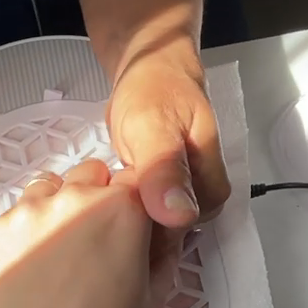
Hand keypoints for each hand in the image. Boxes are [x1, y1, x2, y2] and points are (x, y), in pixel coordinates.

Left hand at [0, 160, 175, 307]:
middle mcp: (77, 196)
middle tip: (96, 249)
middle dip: (100, 200)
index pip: (143, 180)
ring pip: (54, 185)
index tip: (135, 235)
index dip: (140, 207)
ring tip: (61, 254)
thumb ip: (164, 254)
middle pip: (96, 175)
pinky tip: (33, 266)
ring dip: (63, 206)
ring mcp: (32, 207)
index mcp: (124, 208)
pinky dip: (30, 228)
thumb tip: (162, 234)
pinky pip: (21, 211)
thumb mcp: (154, 302)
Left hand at [106, 44, 230, 228]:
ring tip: (98, 215)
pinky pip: (146, 219)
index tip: (113, 227)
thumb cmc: (152, 91)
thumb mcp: (153, 126)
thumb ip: (165, 170)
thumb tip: (180, 216)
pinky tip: (104, 211)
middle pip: (169, 237)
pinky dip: (124, 218)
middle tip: (98, 218)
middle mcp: (201, 196)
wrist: (148, 70)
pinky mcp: (162, 194)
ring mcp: (182, 196)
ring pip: (157, 231)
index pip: (181, 233)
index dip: (147, 236)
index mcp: (209, 184)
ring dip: (127, 229)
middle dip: (135, 234)